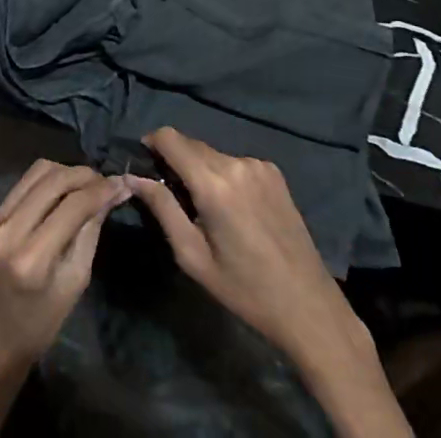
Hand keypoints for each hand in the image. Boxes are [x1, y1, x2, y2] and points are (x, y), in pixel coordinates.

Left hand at [0, 160, 129, 375]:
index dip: (101, 189)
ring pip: (38, 171)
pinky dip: (50, 179)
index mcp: (32, 257)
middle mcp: (10, 230)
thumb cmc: (39, 324)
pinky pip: (26, 182)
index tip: (123, 183)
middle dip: (86, 176)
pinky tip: (66, 190)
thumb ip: (90, 231)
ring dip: (68, 172)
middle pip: (54, 179)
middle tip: (108, 183)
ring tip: (89, 185)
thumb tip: (113, 193)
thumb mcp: (75, 282)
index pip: (73, 205)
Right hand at [130, 129, 409, 437]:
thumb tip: (134, 177)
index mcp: (214, 183)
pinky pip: (235, 163)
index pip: (171, 138)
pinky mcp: (274, 173)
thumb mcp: (192, 255)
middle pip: (192, 144)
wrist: (306, 302)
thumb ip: (162, 209)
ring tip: (200, 205)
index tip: (142, 161)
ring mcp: (259, 165)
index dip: (151, 142)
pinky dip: (223, 175)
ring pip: (213, 154)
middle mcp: (237, 162)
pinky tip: (230, 207)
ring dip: (199, 169)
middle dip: (173, 159)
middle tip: (166, 191)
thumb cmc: (243, 287)